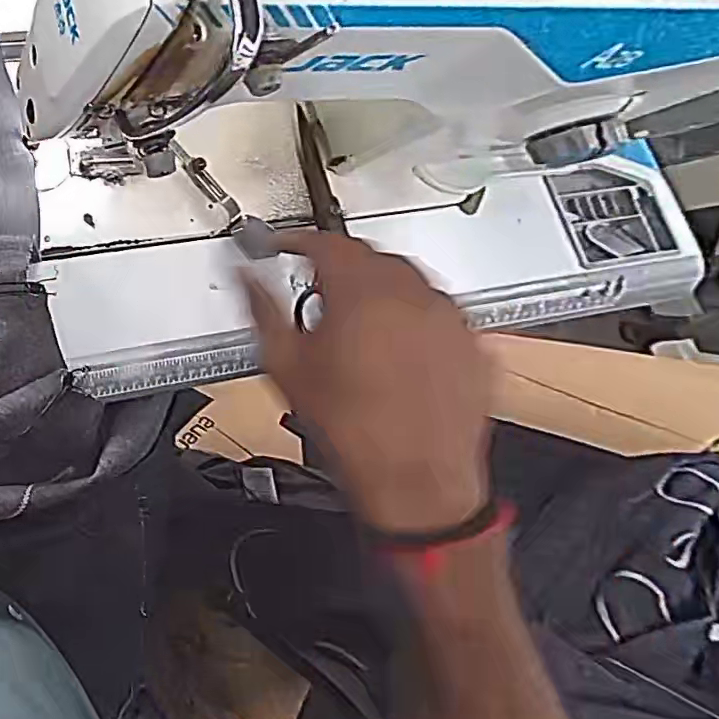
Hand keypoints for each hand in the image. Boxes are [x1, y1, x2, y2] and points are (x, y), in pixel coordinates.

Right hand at [239, 231, 493, 535]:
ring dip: (376, 283)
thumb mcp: (284, 363)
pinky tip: (389, 339)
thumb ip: (261, 308)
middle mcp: (413, 298)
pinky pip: (438, 309)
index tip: (283, 245)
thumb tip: (245, 277)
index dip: (298, 240)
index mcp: (362, 296)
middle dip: (338, 261)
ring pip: (409, 278)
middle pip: (371, 254)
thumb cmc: (350, 427)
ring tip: (350, 312)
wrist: (412, 478)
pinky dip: (410, 311)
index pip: (327, 244)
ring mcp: (450, 320)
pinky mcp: (473, 344)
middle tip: (312, 279)